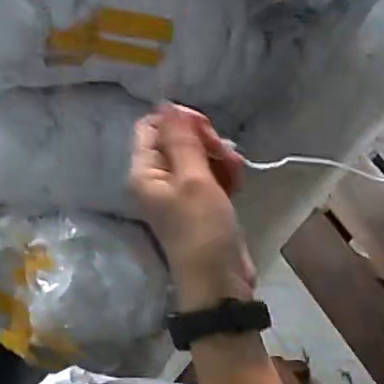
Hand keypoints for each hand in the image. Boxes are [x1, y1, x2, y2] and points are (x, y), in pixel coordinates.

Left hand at [131, 104, 255, 308]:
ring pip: (198, 159)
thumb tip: (168, 104)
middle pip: (176, 141)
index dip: (178, 121)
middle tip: (228, 155)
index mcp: (144, 172)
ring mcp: (181, 195)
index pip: (150, 127)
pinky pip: (211, 178)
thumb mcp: (195, 180)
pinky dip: (224, 175)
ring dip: (220, 158)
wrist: (220, 280)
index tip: (208, 129)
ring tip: (238, 172)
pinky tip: (239, 182)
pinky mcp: (203, 207)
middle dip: (205, 141)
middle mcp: (157, 181)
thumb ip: (183, 140)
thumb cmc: (203, 230)